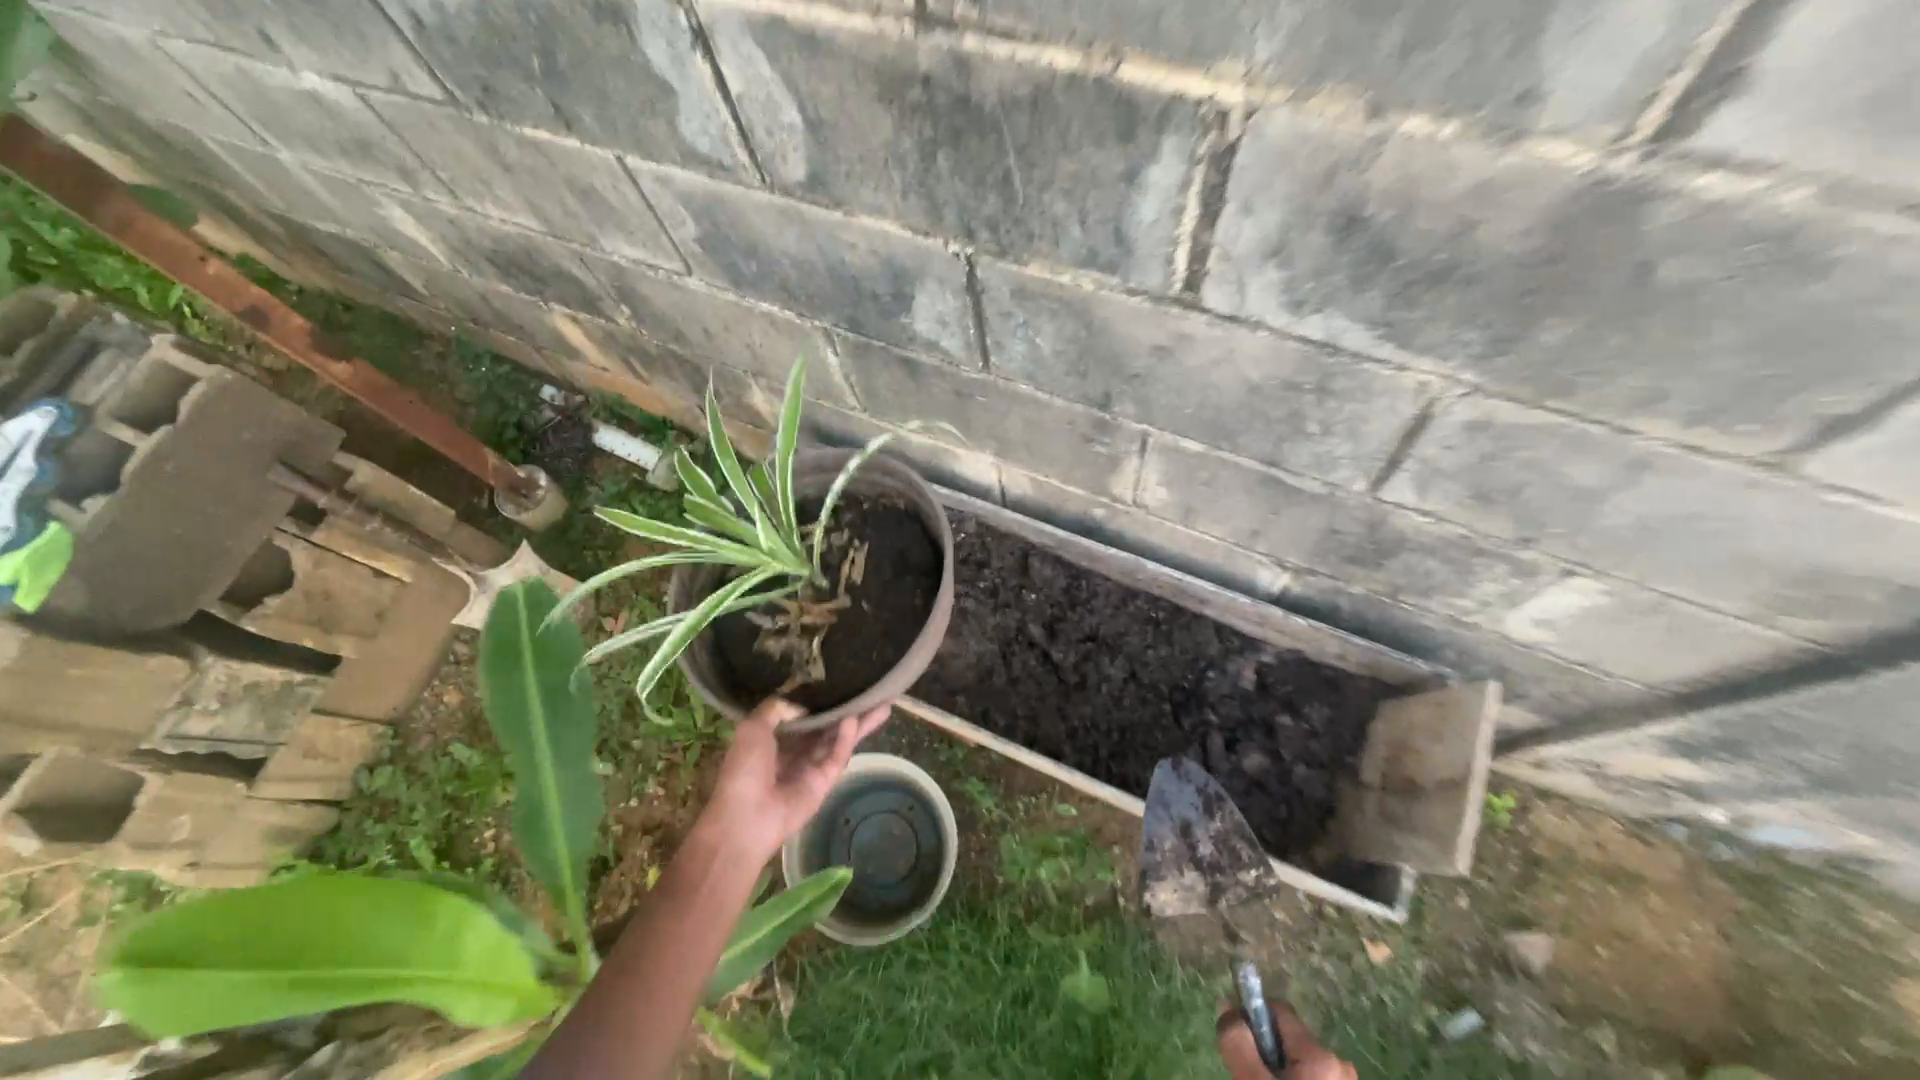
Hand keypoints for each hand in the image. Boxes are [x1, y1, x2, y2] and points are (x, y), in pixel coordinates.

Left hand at [695, 697, 890, 862]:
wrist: (746, 817)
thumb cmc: (744, 769)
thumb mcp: (751, 728)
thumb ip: (775, 709)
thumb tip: (801, 706)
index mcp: (775, 739)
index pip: (804, 717)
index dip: (821, 703)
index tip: (838, 684)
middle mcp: (796, 752)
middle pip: (828, 727)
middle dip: (849, 711)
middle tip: (873, 694)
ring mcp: (812, 768)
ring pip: (839, 740)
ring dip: (858, 723)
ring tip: (882, 705)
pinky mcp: (824, 782)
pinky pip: (837, 757)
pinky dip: (845, 740)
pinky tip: (853, 721)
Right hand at [1218, 1000, 1355, 1079]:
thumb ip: (1238, 1043)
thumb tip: (1226, 1004)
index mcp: (1321, 1053)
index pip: (1278, 1009)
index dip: (1253, 1019)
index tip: (1239, 1041)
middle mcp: (1342, 1062)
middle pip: (1289, 1038)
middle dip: (1267, 1050)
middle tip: (1252, 1074)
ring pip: (1301, 1062)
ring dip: (1281, 1070)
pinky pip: (1314, 1078)